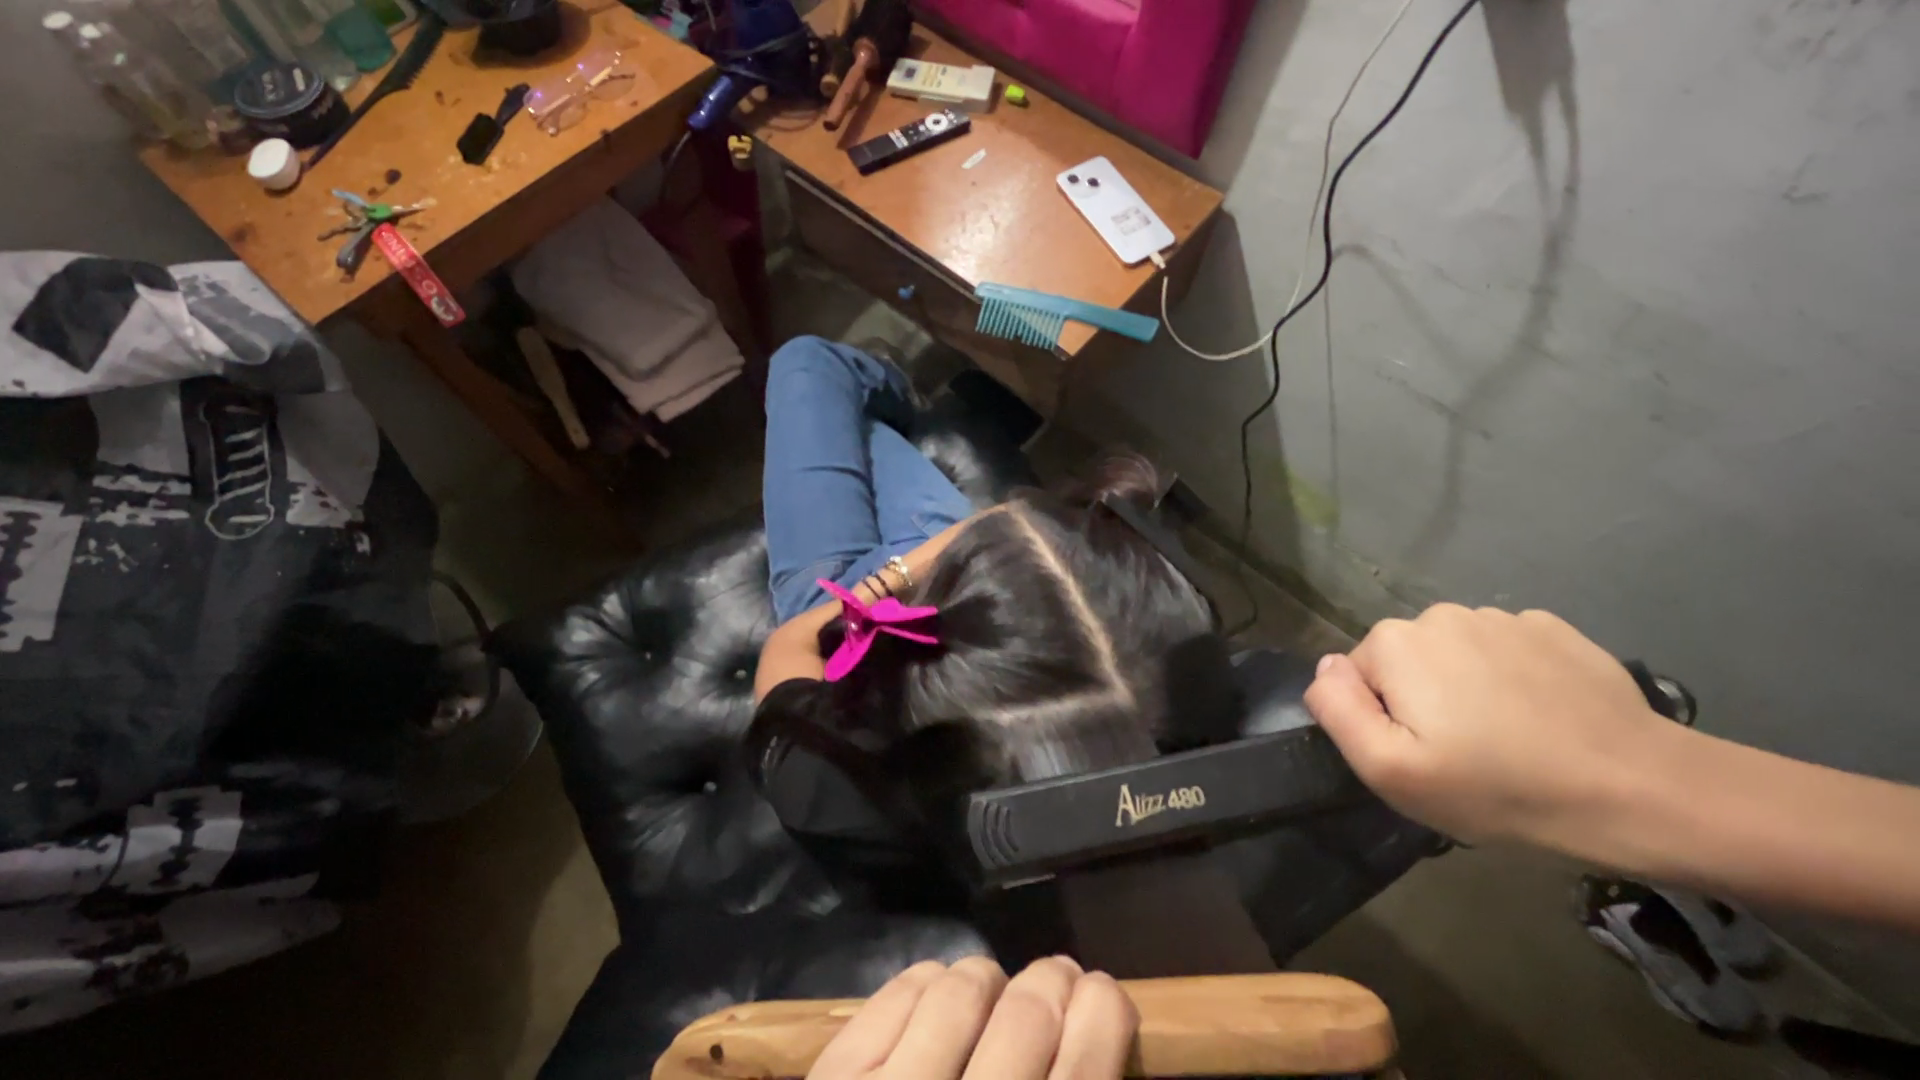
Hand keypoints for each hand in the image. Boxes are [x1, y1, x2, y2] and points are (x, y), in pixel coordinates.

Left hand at [808, 956, 1137, 1079]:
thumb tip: (1094, 1028)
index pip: (1082, 1067)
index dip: (1104, 1011)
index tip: (1103, 996)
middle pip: (1028, 1012)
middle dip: (1053, 982)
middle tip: (1057, 980)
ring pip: (964, 987)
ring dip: (990, 983)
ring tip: (992, 1001)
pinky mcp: (837, 1075)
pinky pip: (904, 988)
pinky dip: (931, 984)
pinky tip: (936, 1008)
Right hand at [1305, 604, 1674, 849]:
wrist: (1635, 791)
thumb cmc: (1498, 789)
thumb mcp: (1390, 770)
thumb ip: (1337, 709)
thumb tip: (1326, 668)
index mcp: (1397, 642)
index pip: (1357, 677)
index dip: (1382, 721)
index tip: (1423, 758)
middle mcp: (1443, 614)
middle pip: (1405, 661)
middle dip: (1420, 701)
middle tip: (1461, 755)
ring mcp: (1504, 618)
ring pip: (1455, 656)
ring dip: (1466, 689)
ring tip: (1507, 741)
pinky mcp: (1555, 630)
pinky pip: (1506, 653)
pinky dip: (1511, 680)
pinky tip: (1542, 719)